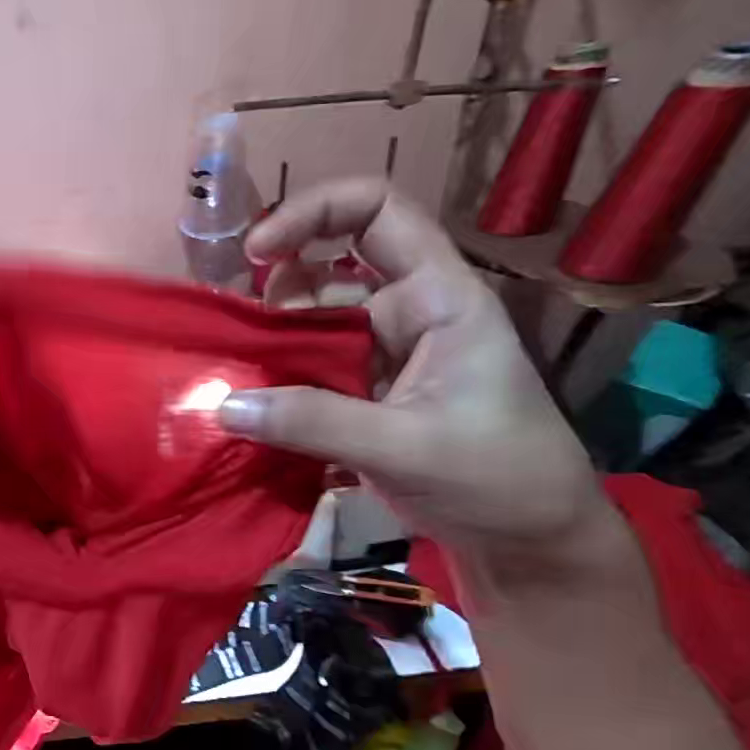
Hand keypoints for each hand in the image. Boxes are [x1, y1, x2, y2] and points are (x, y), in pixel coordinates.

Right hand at [217, 180, 610, 559]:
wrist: (525, 538)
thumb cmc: (495, 476)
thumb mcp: (406, 446)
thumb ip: (314, 423)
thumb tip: (224, 405)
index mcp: (436, 295)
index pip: (377, 210)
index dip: (313, 212)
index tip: (256, 252)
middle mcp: (404, 313)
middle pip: (326, 272)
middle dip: (272, 293)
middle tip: (229, 334)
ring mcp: (381, 357)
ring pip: (311, 327)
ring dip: (270, 345)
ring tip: (230, 375)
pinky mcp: (363, 398)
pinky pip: (309, 374)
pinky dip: (278, 385)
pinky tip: (248, 406)